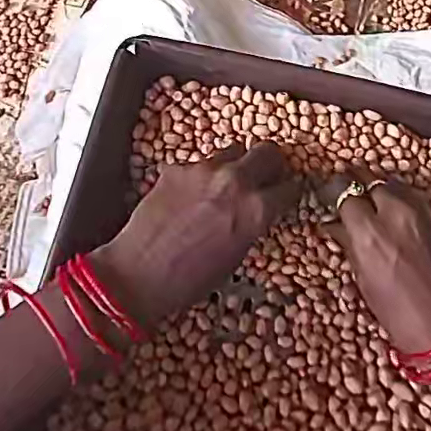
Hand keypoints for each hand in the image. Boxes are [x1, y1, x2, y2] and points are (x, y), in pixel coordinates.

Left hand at [91, 142, 301, 324]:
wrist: (140, 272)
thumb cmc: (191, 279)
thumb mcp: (236, 255)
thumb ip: (251, 223)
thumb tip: (257, 209)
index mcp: (256, 209)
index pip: (290, 187)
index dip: (290, 190)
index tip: (287, 191)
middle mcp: (235, 182)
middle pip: (267, 152)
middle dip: (270, 163)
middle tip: (265, 174)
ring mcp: (204, 170)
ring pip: (232, 151)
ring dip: (234, 165)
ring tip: (222, 186)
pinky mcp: (177, 167)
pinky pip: (198, 164)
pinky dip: (200, 177)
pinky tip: (188, 197)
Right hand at [321, 175, 430, 355]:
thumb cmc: (400, 314)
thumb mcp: (363, 278)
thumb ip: (347, 243)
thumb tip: (333, 224)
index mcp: (370, 232)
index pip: (345, 192)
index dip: (334, 193)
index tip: (329, 195)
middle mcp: (397, 214)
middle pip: (371, 180)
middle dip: (357, 184)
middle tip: (348, 191)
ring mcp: (425, 213)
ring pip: (395, 184)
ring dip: (381, 189)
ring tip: (372, 200)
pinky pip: (417, 198)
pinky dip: (403, 201)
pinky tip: (398, 215)